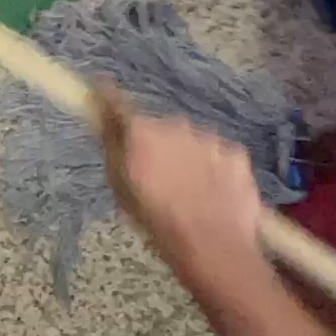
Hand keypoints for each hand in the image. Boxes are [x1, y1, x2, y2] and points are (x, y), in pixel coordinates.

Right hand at [96, 86, 266, 283]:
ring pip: (188, 140)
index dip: (104, 96)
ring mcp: (209, 138)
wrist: (212, 245)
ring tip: (186, 187)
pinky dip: (211, 165)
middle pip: (156, 126)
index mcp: (140, 129)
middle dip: (152, 142)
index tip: (98, 90)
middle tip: (152, 171)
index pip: (115, 101)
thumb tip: (101, 117)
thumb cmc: (153, 216)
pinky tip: (210, 189)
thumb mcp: (117, 183)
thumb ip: (110, 144)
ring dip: (183, 154)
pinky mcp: (237, 154)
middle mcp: (175, 123)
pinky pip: (216, 153)